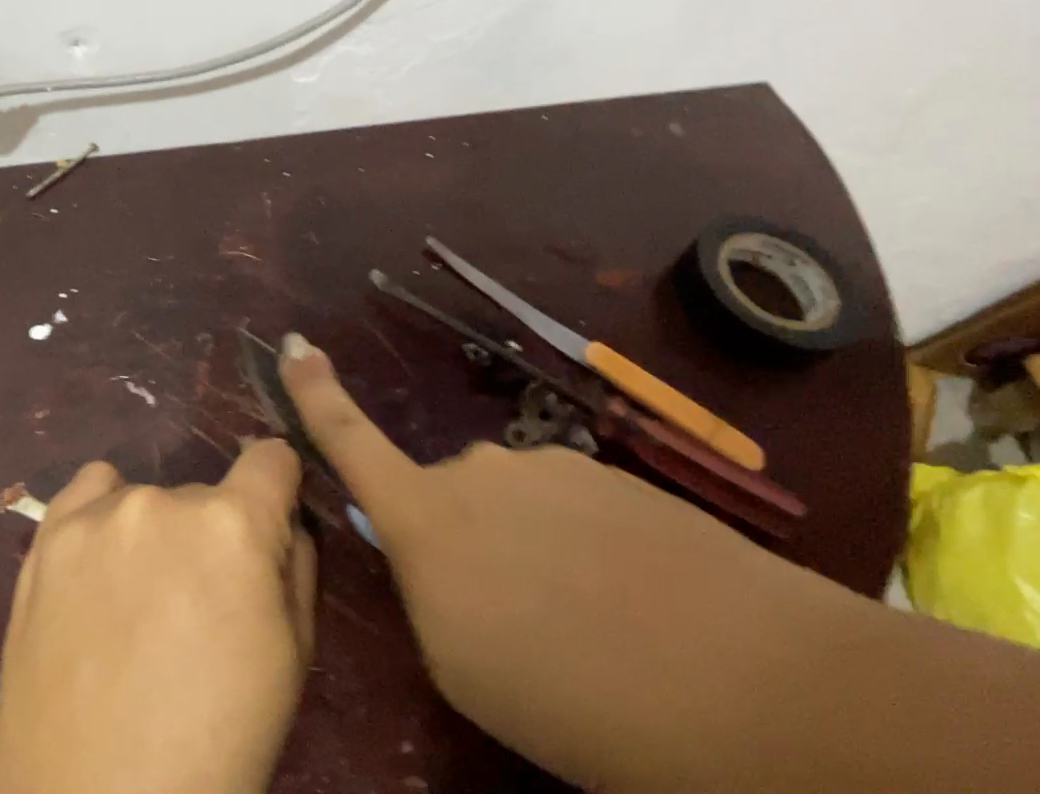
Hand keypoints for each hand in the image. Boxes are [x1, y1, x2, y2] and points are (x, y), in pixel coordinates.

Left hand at [0, 439, 317, 793]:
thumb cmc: (216, 739)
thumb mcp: (292, 657)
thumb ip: (295, 566)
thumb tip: (282, 521)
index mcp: (234, 527)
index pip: (272, 460)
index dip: (279, 492)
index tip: (270, 528)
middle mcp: (165, 501)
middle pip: (208, 496)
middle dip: (215, 537)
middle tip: (197, 607)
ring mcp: (99, 517)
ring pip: (151, 502)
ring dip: (158, 536)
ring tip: (137, 604)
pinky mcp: (48, 538)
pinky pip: (90, 490)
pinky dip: (105, 512)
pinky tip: (102, 562)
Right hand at [278, 332, 852, 791]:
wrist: (744, 682)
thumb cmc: (570, 695)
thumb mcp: (460, 664)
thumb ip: (429, 588)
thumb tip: (438, 548)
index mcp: (427, 520)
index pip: (352, 445)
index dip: (316, 394)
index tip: (295, 342)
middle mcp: (482, 473)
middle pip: (449, 499)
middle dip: (463, 545)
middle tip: (515, 625)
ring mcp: (553, 469)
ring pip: (515, 508)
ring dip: (530, 554)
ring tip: (587, 628)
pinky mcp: (617, 478)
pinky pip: (571, 511)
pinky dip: (583, 552)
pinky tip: (631, 606)